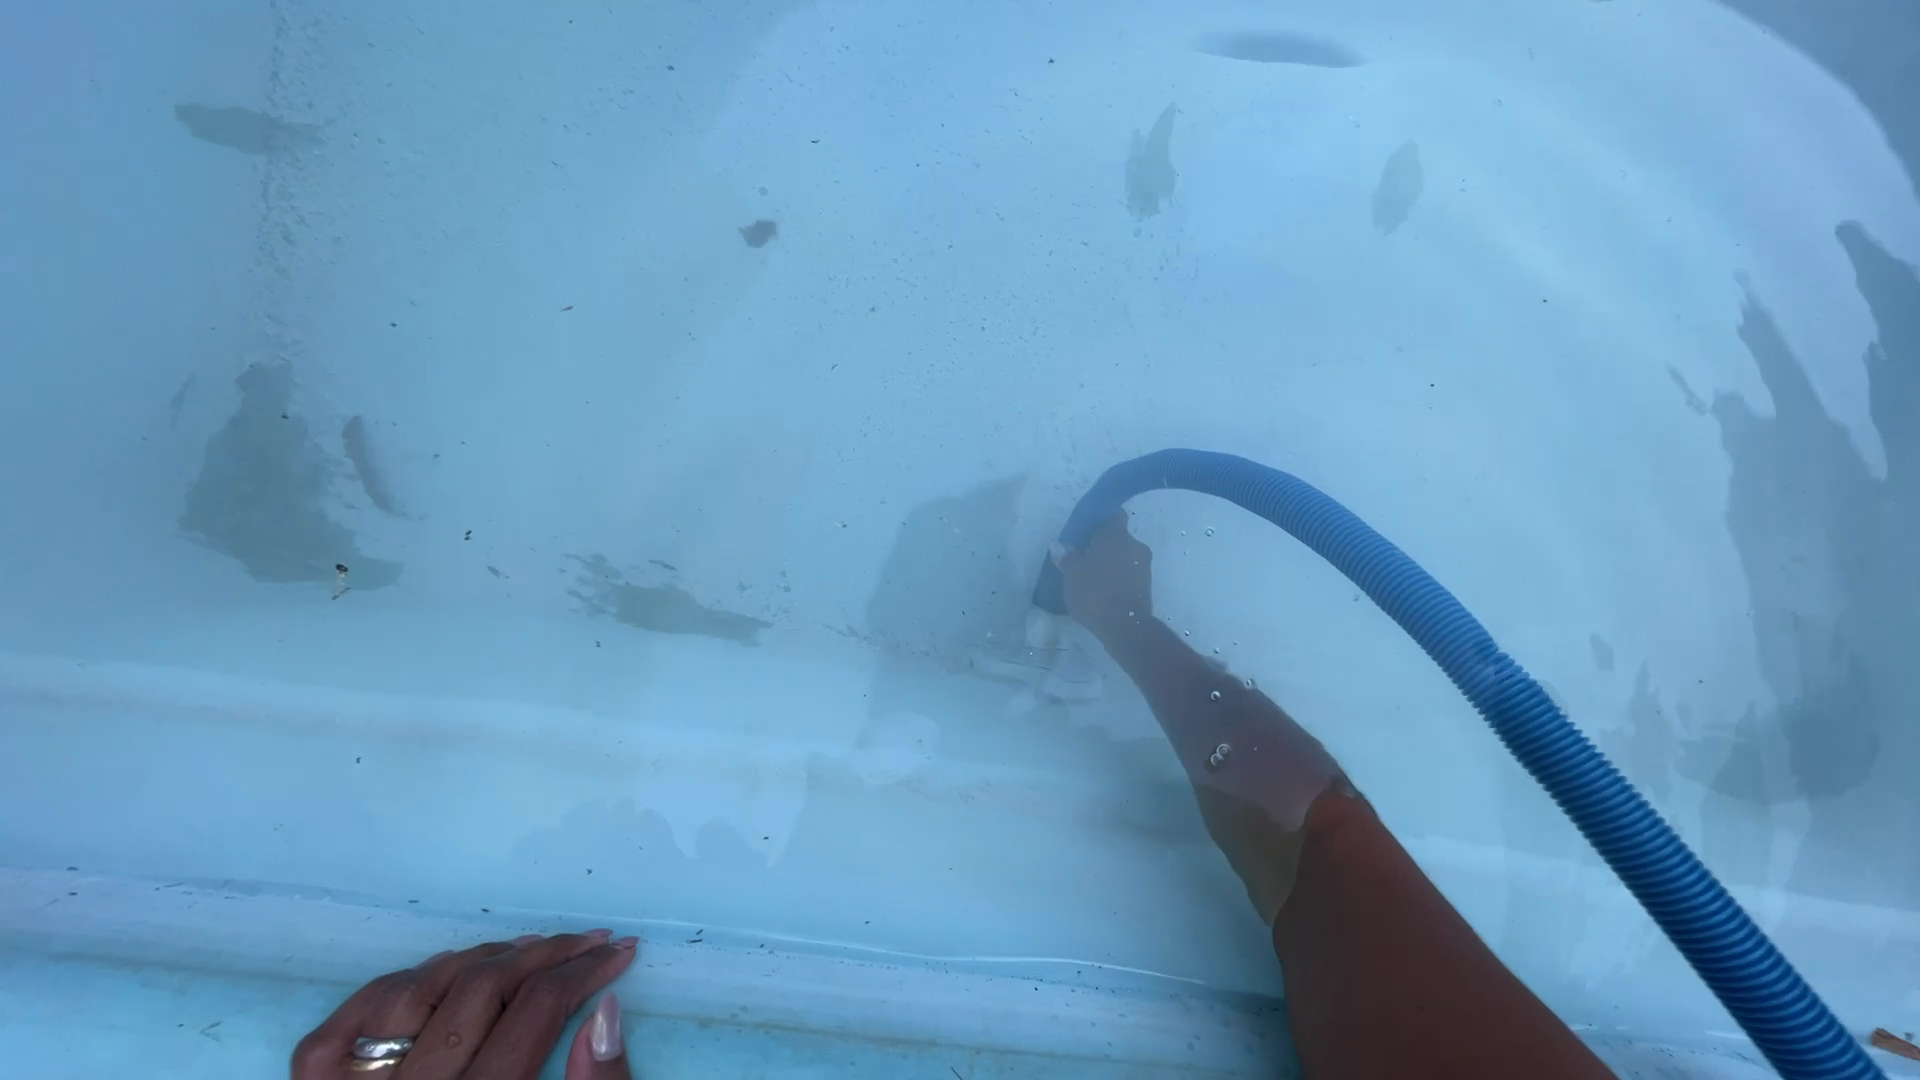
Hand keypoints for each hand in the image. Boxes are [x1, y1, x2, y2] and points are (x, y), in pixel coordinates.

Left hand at [292, 931, 637, 1079]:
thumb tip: (605, 1011)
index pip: (537, 1010)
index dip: (588, 970)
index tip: (622, 954)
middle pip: (484, 988)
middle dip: (550, 952)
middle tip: (593, 942)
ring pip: (416, 990)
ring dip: (482, 956)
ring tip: (531, 949)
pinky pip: (345, 1023)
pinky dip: (399, 984)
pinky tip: (447, 971)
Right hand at [1051, 513, 1153, 638]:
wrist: (1125, 628)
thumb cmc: (1096, 593)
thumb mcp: (1072, 574)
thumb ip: (1066, 556)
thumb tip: (1058, 544)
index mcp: (1117, 536)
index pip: (1114, 516)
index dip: (1100, 520)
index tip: (1086, 530)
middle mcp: (1135, 546)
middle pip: (1118, 538)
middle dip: (1103, 545)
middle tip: (1084, 556)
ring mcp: (1144, 567)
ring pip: (1125, 557)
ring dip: (1111, 563)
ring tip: (1092, 576)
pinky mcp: (1146, 586)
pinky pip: (1129, 574)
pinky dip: (1117, 577)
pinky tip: (1103, 589)